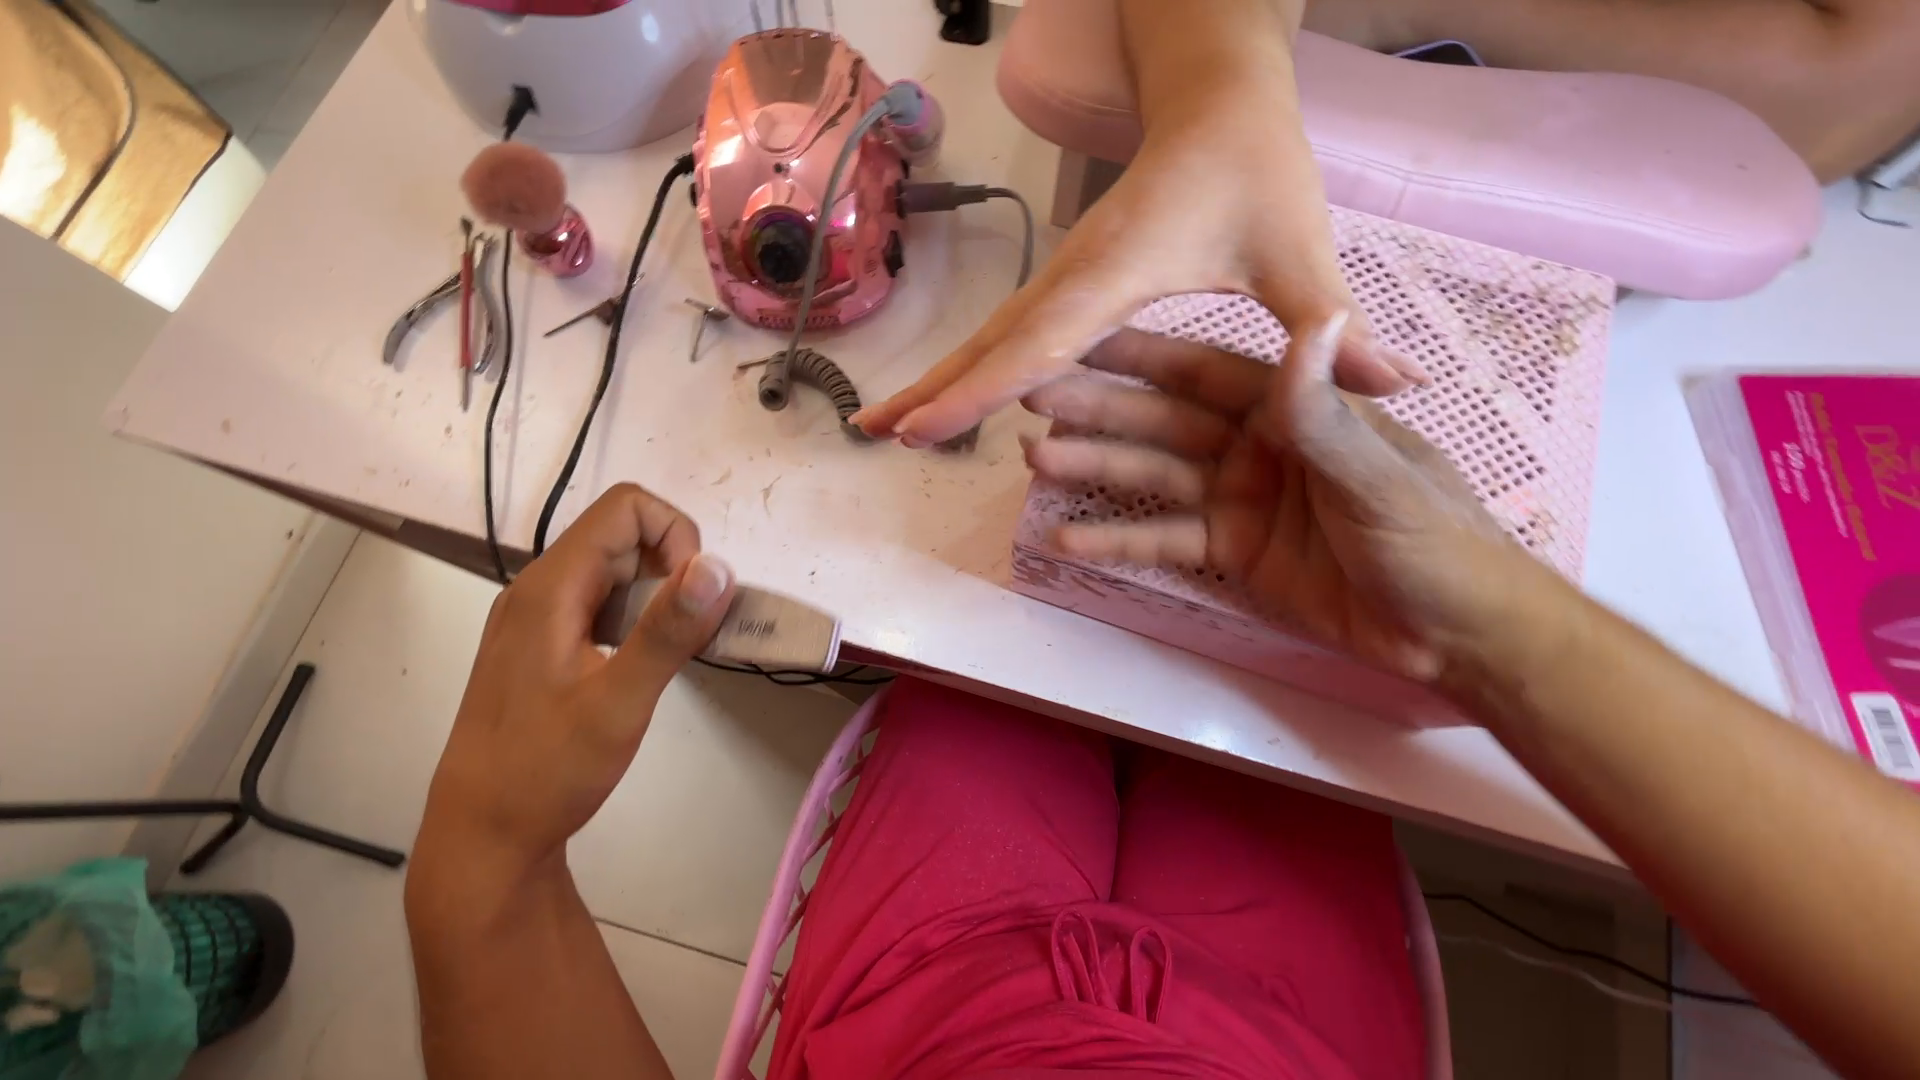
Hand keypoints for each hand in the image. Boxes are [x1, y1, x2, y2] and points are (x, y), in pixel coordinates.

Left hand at [413, 485, 734, 883]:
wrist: (482, 835)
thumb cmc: (547, 770)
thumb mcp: (618, 703)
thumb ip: (667, 631)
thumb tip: (718, 566)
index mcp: (551, 587)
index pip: (627, 508)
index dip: (676, 535)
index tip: (694, 596)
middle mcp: (540, 588)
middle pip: (624, 535)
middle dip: (675, 569)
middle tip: (691, 635)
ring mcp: (538, 617)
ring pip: (616, 570)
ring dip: (659, 597)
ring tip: (671, 655)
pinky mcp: (543, 645)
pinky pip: (602, 604)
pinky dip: (638, 619)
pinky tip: (642, 667)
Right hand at [853, 75, 1427, 446]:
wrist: (1213, 100)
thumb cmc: (1254, 169)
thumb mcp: (1301, 250)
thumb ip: (1330, 328)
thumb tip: (1396, 390)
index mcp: (1114, 275)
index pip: (1035, 343)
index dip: (979, 390)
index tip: (922, 428)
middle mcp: (1070, 282)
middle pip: (988, 344)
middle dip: (931, 391)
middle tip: (874, 434)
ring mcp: (1059, 282)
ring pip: (987, 340)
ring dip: (938, 382)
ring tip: (888, 426)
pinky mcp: (1064, 286)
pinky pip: (1008, 337)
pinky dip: (972, 371)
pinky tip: (952, 398)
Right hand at [1020, 315, 1539, 680]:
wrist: (1455, 634)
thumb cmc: (1432, 539)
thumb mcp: (1375, 476)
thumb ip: (1323, 411)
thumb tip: (1314, 320)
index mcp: (1294, 409)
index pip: (1203, 373)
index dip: (1139, 358)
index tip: (1078, 342)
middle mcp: (1255, 446)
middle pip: (1163, 425)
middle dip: (1100, 414)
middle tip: (1033, 404)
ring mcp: (1238, 499)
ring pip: (1155, 478)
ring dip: (1098, 470)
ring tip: (1037, 460)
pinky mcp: (1231, 551)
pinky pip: (1165, 540)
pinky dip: (1119, 539)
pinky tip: (1068, 534)